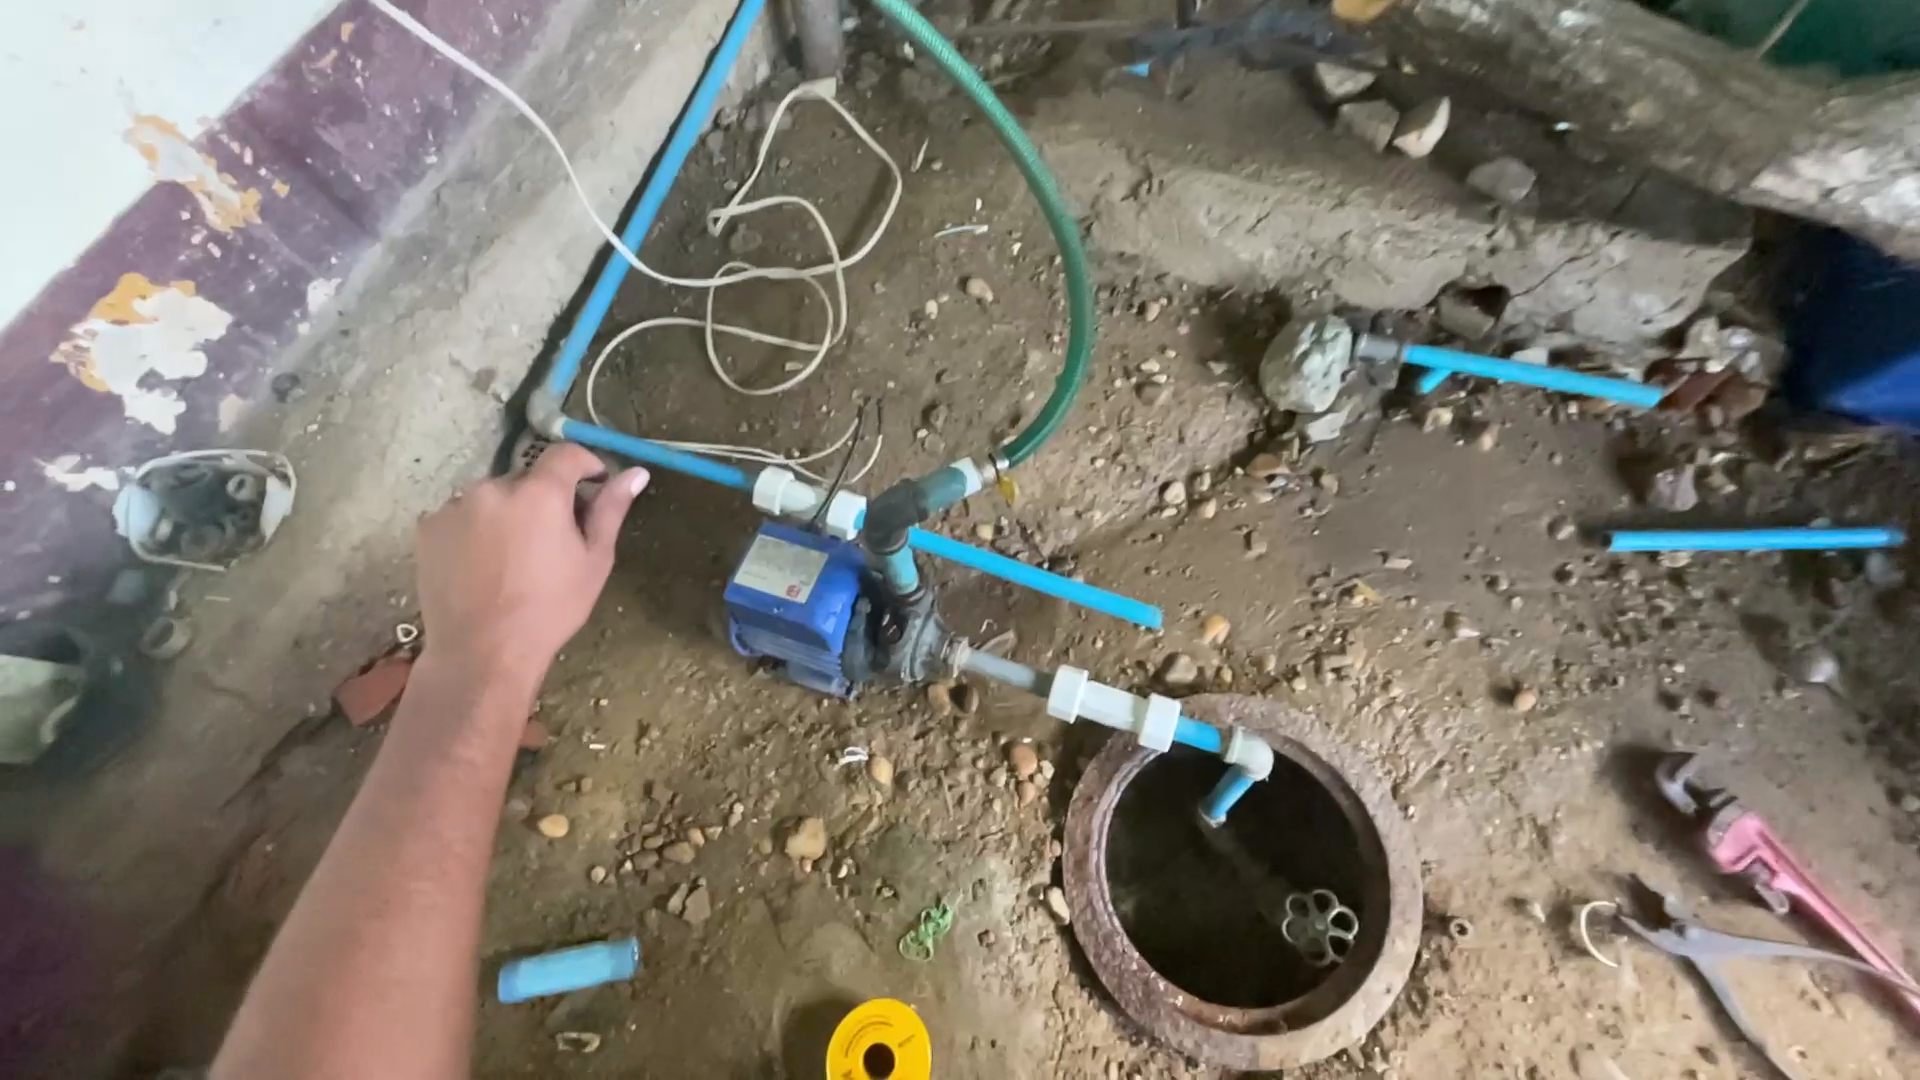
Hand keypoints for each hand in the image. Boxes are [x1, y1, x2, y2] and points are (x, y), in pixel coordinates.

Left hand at [415, 443, 647, 682]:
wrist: (484, 650)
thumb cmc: (553, 606)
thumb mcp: (595, 559)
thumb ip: (611, 509)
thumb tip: (636, 473)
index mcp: (539, 493)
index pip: (566, 454)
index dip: (586, 464)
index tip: (594, 487)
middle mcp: (493, 487)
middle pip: (529, 479)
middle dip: (545, 498)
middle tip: (555, 539)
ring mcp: (454, 506)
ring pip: (494, 497)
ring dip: (509, 513)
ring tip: (515, 556)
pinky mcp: (428, 527)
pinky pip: (462, 515)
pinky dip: (477, 529)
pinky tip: (484, 564)